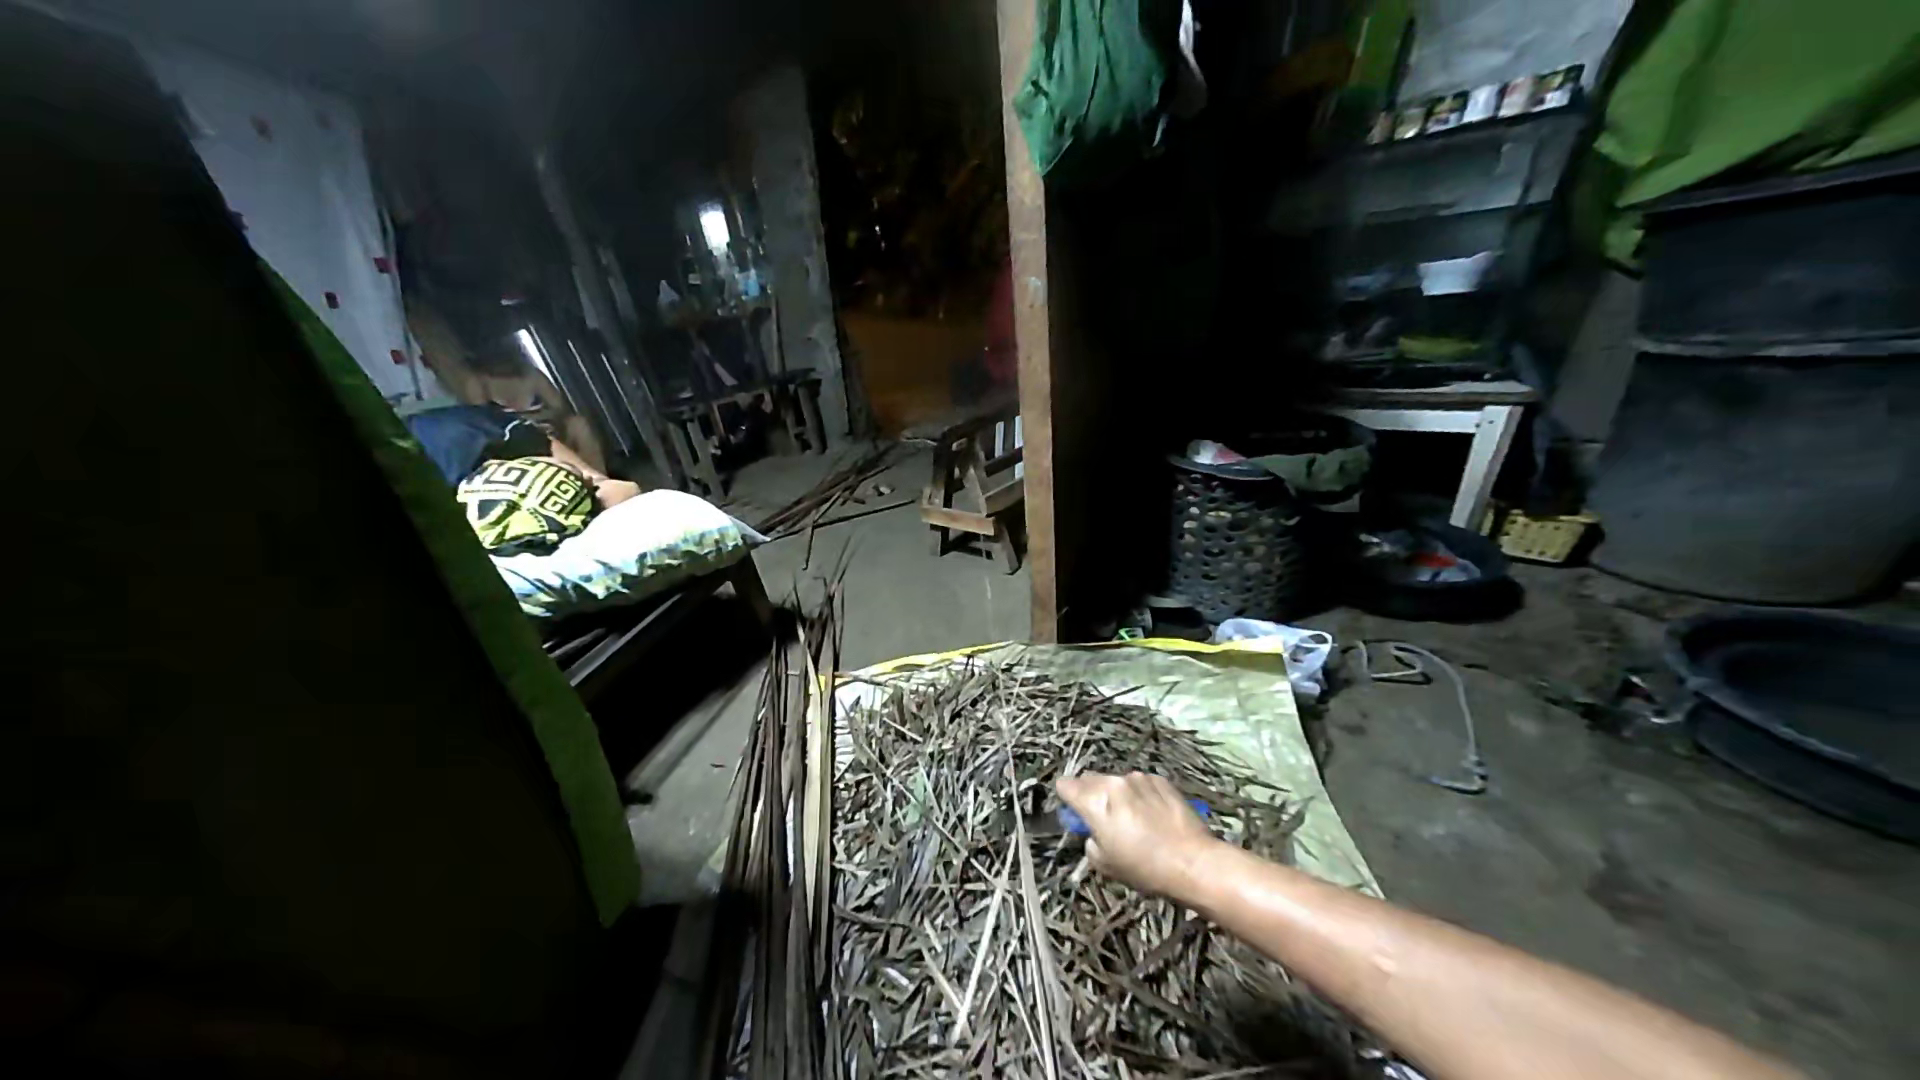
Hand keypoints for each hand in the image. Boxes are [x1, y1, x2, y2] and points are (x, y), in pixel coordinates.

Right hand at [1056, 772, 1219, 898]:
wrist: (1193, 862)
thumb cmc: (1144, 868)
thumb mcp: (1105, 864)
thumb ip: (1091, 842)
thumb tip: (1095, 833)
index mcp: (1094, 801)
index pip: (1065, 785)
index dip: (1067, 799)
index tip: (1076, 813)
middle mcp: (1113, 782)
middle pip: (1090, 779)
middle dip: (1091, 795)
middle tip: (1104, 819)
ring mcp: (1138, 778)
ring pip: (1117, 781)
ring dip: (1118, 794)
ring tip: (1135, 819)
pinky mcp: (1160, 780)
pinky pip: (1141, 783)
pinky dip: (1141, 794)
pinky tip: (1154, 815)